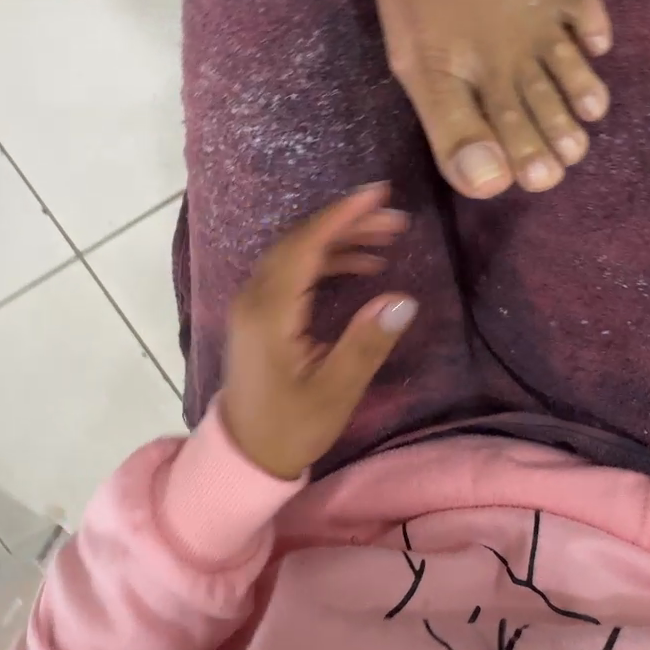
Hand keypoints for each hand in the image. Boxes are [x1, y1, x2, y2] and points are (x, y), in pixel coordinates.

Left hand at [220, 185, 417, 480]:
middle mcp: (255, 296)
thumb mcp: (335, 392)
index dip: (341, 215)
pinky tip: (360, 265)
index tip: (377, 194)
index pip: (305, 245)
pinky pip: (292, 269)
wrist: (245, 455)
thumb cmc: (291, 427)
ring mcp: (254, 301)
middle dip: (347, 222)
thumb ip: (366, 344)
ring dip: (338, 239)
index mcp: (269, 311)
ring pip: (296, 252)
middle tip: (394, 218)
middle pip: (301, 240)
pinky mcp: (260, 311)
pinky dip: (325, 259)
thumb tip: (403, 299)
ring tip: (385, 238)